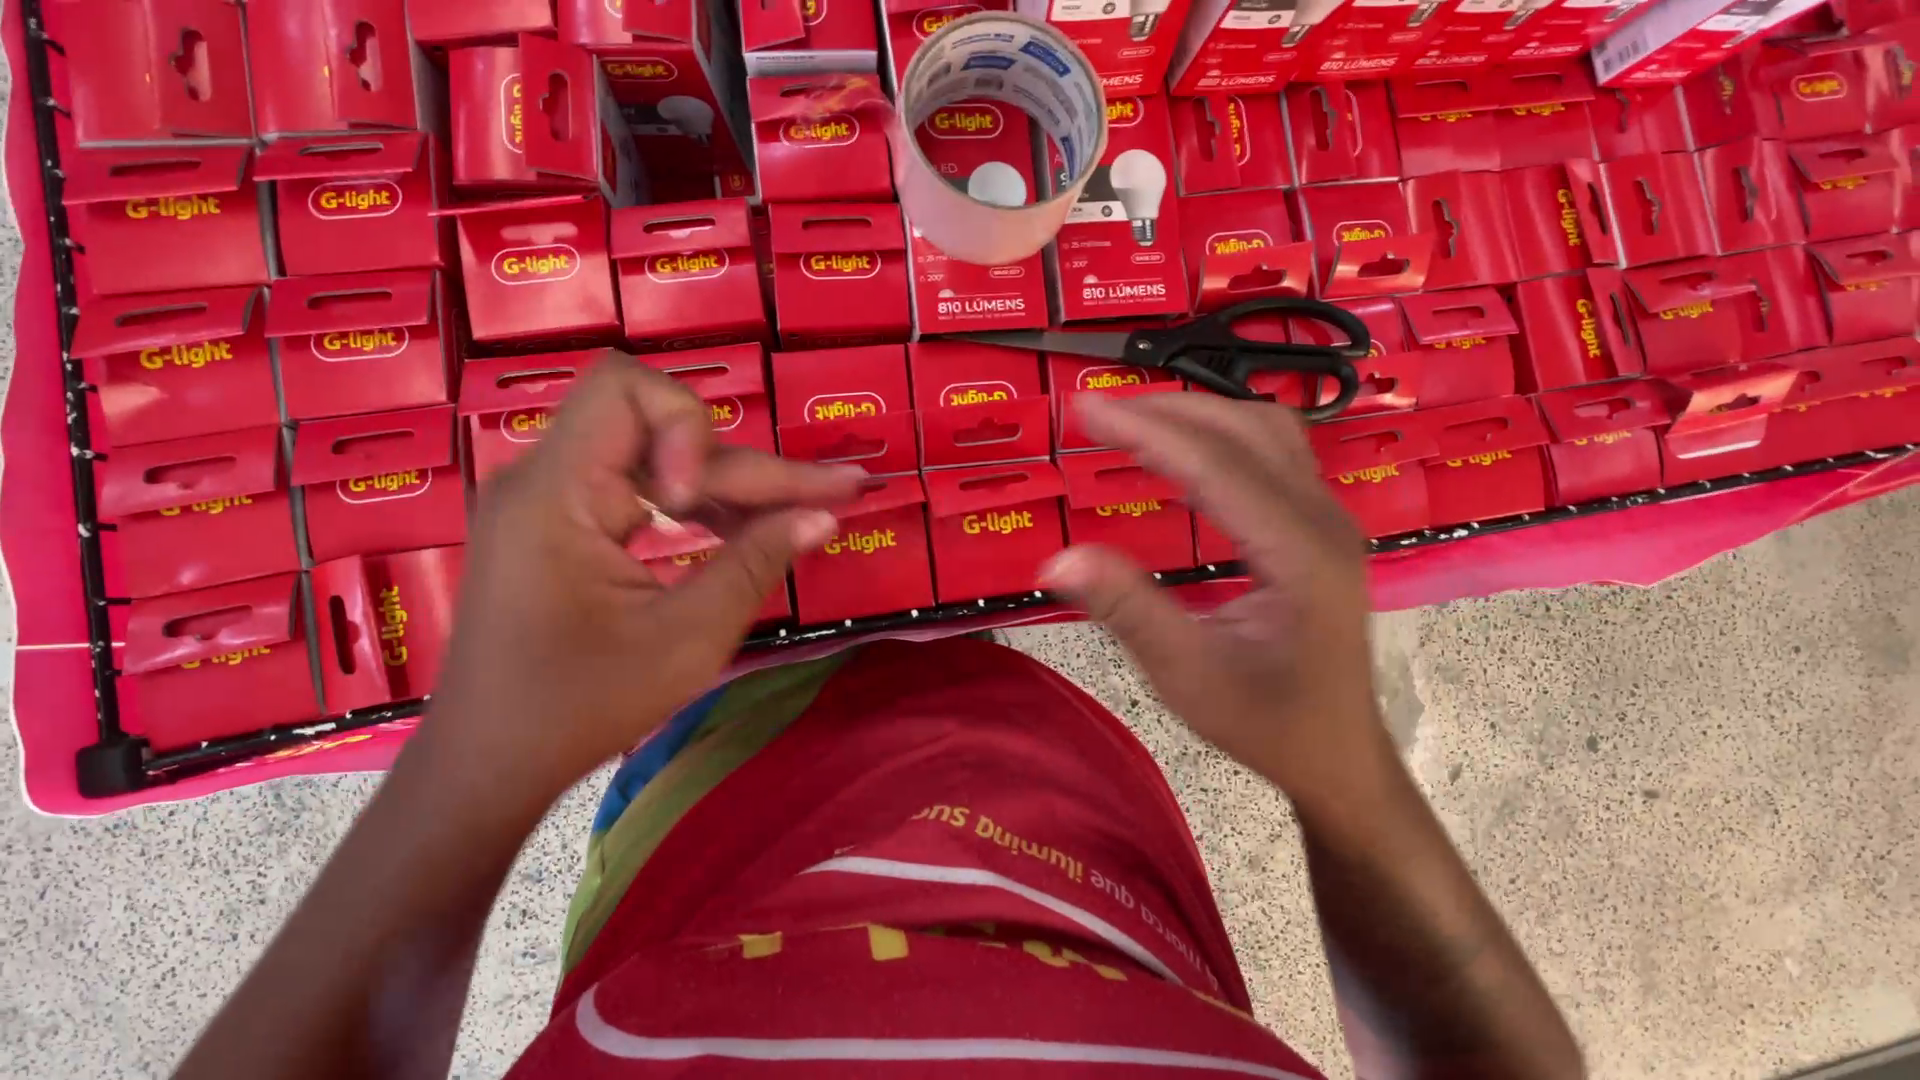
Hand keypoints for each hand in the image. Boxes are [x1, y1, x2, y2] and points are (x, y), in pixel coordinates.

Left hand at [412, 357, 862, 805]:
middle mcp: (547, 480)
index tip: (699, 504)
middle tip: (840, 492)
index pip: (625, 388)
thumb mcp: (684, 639)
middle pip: (663, 433)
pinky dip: (701, 512)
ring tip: (813, 511)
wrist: (491, 765)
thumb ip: (755, 565)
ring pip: (663, 463)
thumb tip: (824, 515)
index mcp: (554, 493)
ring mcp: (554, 503)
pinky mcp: (566, 529)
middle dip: (751, 467)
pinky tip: (754, 531)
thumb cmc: (579, 708)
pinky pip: (643, 496)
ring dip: (735, 489)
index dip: (687, 425)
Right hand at [1040, 393, 1392, 807]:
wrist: (1339, 753)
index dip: (1144, 430)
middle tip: (1098, 412)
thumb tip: (1055, 562)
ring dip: (1198, 415)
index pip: (1214, 465)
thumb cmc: (1267, 722)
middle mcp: (1322, 519)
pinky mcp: (1321, 526)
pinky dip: (1221, 437)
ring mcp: (1329, 518)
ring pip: (1266, 431)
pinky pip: (1273, 453)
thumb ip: (1128, 612)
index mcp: (1298, 553)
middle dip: (1168, 410)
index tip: (1082, 408)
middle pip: (1245, 430)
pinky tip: (1183, 453)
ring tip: (1134, 422)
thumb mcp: (1189, 676)